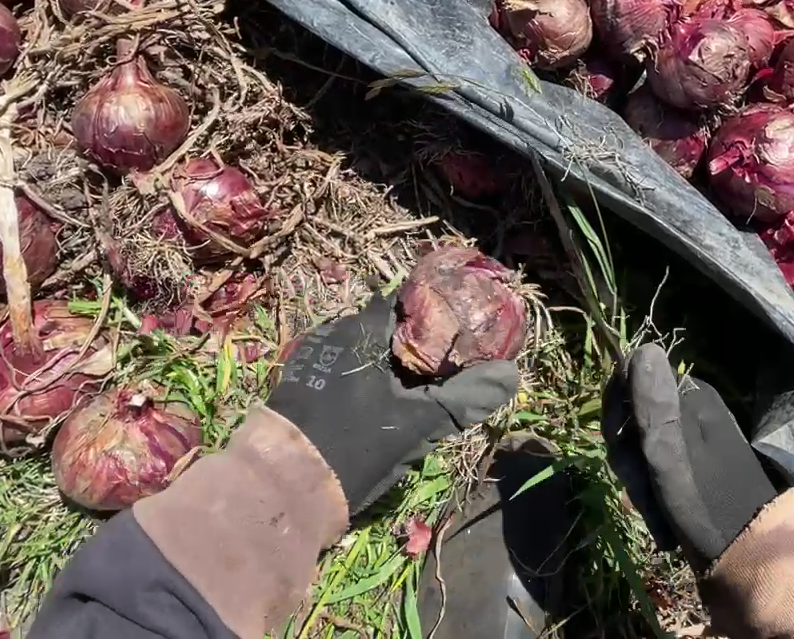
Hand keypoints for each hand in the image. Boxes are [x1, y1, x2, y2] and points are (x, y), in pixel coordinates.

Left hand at [268, 296, 518, 511]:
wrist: (282, 490)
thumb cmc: (354, 447)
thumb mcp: (416, 423)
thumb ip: (464, 397)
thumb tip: (511, 376)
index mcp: (364, 329)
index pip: (409, 302)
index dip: (436, 312)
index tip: (458, 329)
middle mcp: (336, 331)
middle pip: (386, 325)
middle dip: (413, 340)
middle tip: (441, 362)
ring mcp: (313, 354)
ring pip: (363, 346)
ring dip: (386, 359)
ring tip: (411, 384)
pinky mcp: (299, 380)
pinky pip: (342, 364)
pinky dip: (362, 374)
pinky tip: (376, 400)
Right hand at [604, 344, 777, 565]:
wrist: (748, 555)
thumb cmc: (707, 501)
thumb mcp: (672, 453)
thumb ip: (653, 404)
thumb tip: (644, 348)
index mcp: (690, 395)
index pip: (632, 374)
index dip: (616, 405)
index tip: (617, 439)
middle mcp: (690, 408)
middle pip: (633, 413)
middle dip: (627, 452)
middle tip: (639, 484)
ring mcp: (691, 437)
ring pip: (640, 444)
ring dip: (638, 479)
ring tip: (655, 510)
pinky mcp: (690, 465)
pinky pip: (655, 466)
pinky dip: (652, 492)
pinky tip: (661, 520)